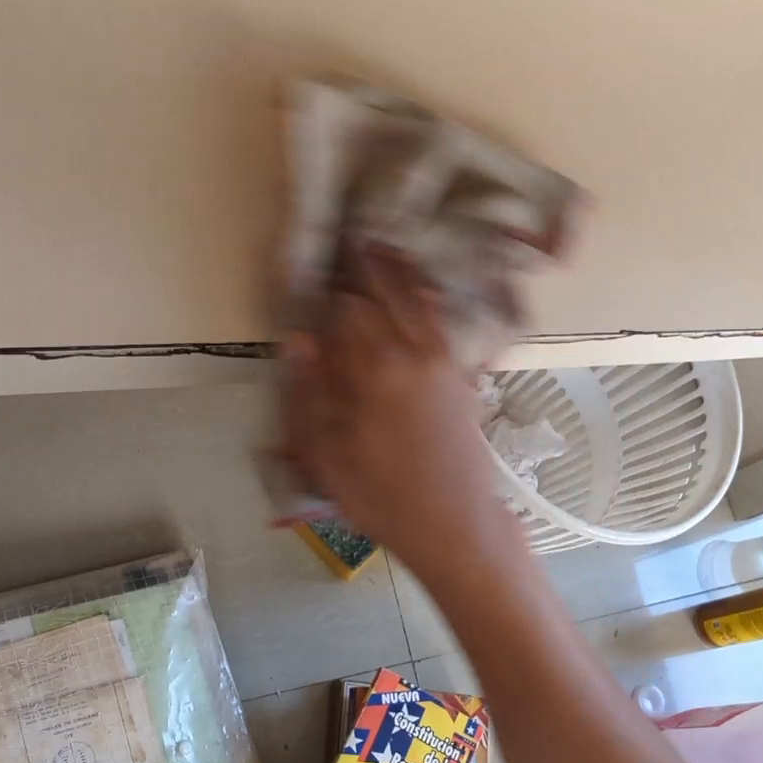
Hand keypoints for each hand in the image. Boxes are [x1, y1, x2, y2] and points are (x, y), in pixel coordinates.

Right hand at [281, 242, 526, 582]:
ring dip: (399, 272)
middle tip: (350, 237)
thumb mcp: (329, 458)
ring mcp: (445, 363)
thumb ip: (310, 394)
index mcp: (376, 370)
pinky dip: (430, 300)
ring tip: (382, 246)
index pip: (346, 309)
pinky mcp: (464, 377)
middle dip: (365, 265)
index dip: (328, 286)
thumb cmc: (383, 498)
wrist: (456, 525)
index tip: (314, 267)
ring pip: (420, 301)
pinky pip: (444, 325)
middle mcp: (414, 353)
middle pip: (386, 293)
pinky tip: (423, 291)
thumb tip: (298, 340)